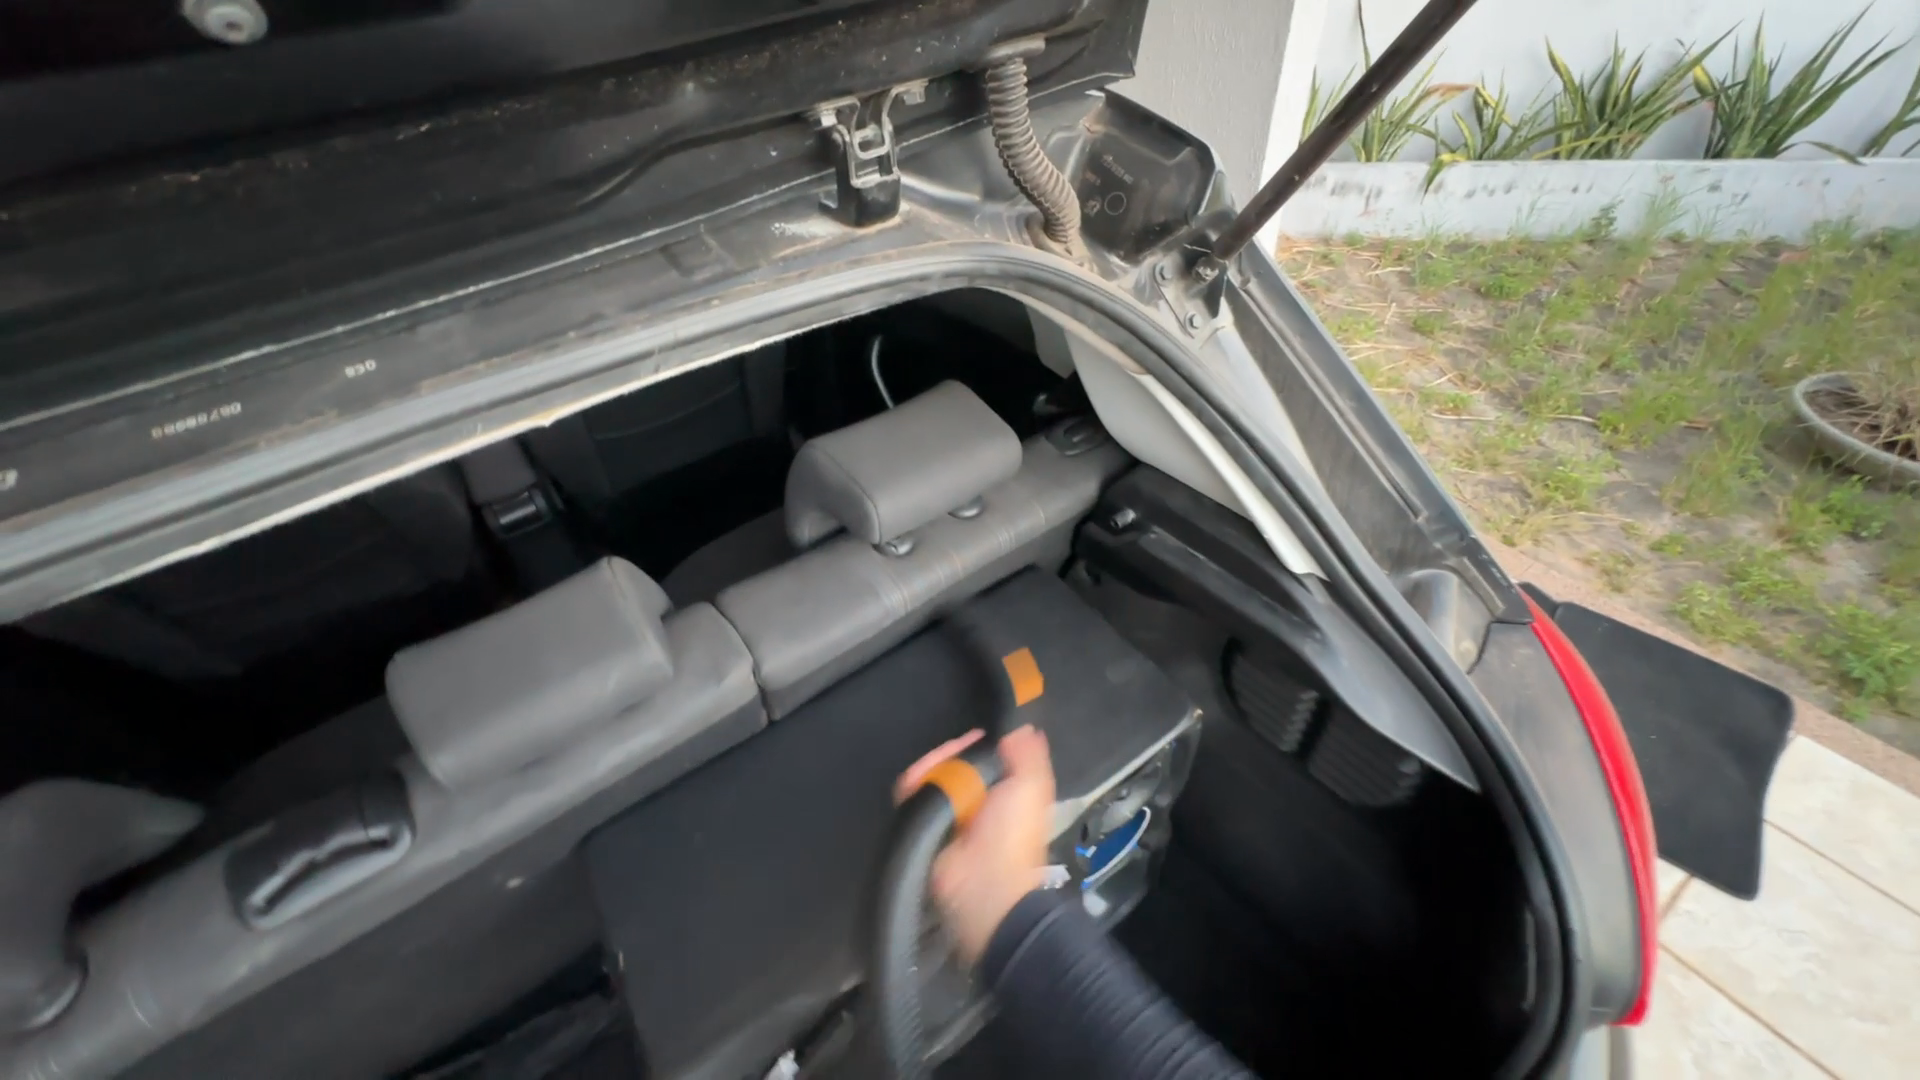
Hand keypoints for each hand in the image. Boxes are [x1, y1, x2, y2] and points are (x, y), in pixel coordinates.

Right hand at [895, 725, 1055, 966]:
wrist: (984, 884)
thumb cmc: (1014, 836)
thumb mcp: (1034, 788)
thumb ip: (1030, 757)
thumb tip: (1024, 730)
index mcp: (1003, 793)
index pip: (986, 758)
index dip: (979, 745)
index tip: (976, 737)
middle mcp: (975, 801)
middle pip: (955, 763)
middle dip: (951, 752)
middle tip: (952, 750)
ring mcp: (948, 813)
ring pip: (932, 775)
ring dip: (929, 765)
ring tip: (931, 765)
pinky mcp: (924, 824)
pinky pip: (912, 795)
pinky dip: (911, 783)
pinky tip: (915, 778)